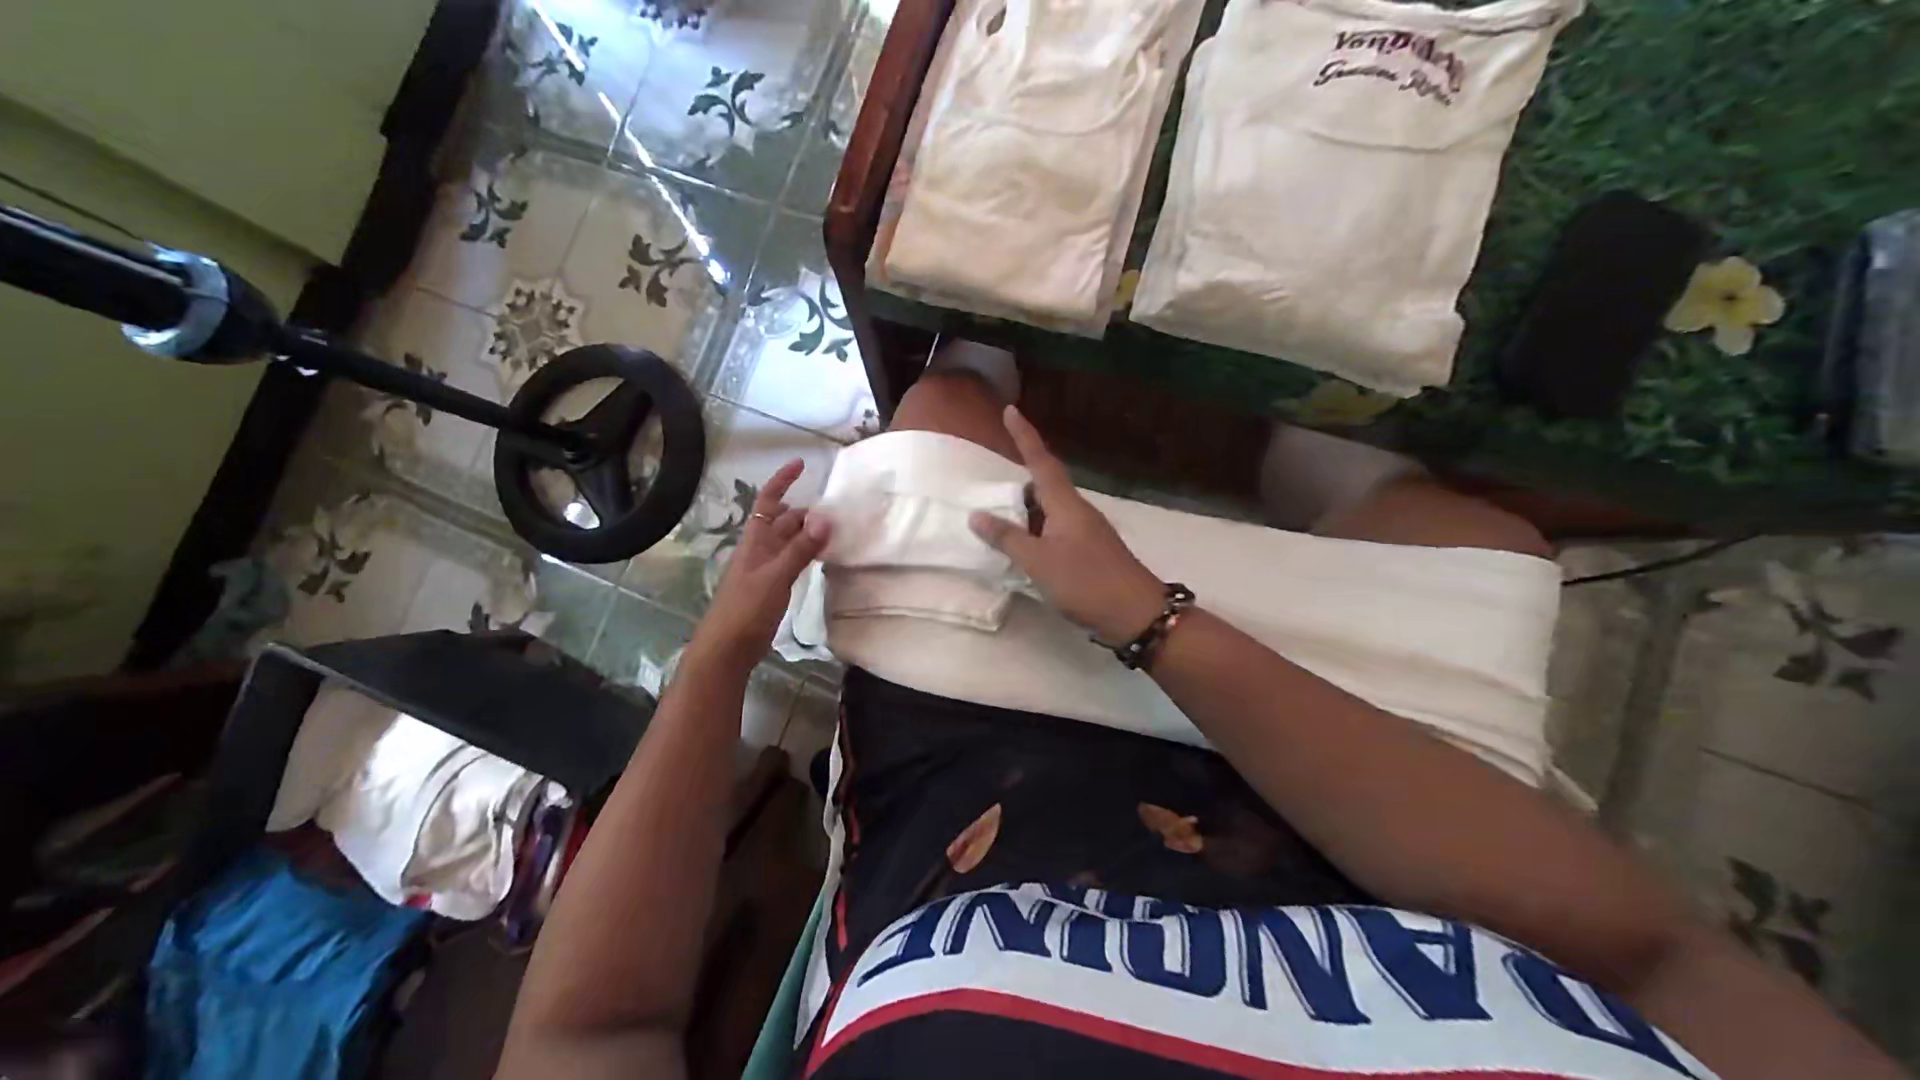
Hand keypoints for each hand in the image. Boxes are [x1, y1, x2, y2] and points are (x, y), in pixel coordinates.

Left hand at [689, 459, 831, 666]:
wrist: (726, 649)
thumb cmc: (745, 610)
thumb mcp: (775, 577)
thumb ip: (800, 549)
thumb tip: (825, 518)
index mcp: (755, 542)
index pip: (768, 501)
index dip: (782, 481)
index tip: (801, 464)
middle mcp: (759, 550)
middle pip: (782, 521)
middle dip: (805, 512)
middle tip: (836, 512)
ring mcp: (764, 570)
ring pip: (788, 542)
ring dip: (808, 533)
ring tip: (835, 531)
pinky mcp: (771, 588)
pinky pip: (791, 561)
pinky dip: (806, 554)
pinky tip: (820, 559)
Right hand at [968, 406, 1164, 642]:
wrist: (1136, 614)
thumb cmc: (1085, 582)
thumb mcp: (1038, 561)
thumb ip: (1007, 538)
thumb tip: (977, 515)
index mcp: (1066, 505)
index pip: (1041, 461)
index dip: (1025, 436)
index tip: (1010, 410)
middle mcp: (1078, 511)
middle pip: (1046, 486)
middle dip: (1021, 485)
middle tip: (994, 494)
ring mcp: (1087, 532)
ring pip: (1052, 512)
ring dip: (1028, 513)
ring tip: (1003, 525)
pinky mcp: (1091, 552)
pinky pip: (1058, 532)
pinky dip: (1038, 533)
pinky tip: (1027, 552)